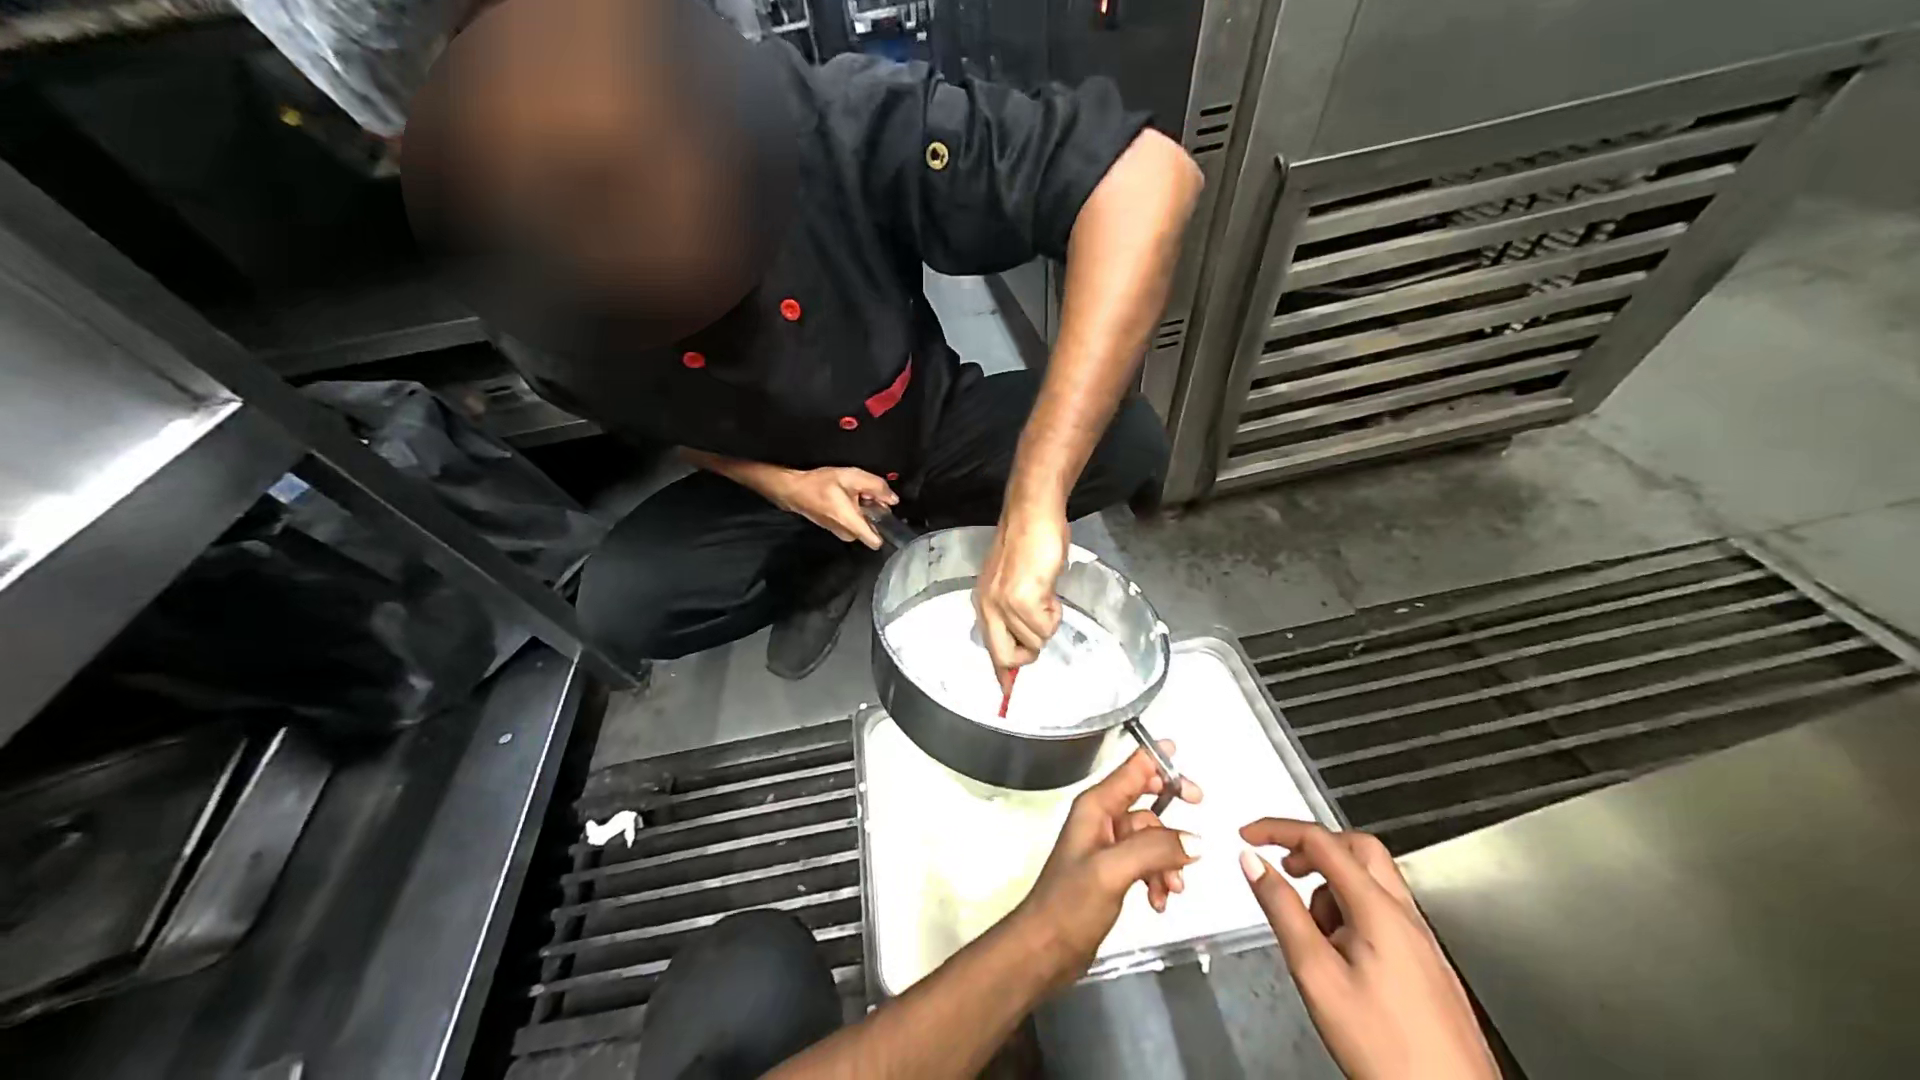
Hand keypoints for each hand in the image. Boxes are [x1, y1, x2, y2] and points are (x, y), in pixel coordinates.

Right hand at [764, 467, 897, 548]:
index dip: (886, 529)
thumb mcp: (852, 477)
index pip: (877, 543)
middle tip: (865, 496)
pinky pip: (853, 524)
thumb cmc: (821, 484)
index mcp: (852, 524)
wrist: (793, 490)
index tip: (885, 513)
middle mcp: (847, 534)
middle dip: (874, 514)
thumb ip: (877, 487)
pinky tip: (847, 498)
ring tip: (854, 495)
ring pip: (862, 525)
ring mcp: (840, 533)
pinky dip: (854, 512)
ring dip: (864, 511)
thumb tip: (893, 500)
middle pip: (872, 529)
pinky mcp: (834, 529)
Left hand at [972, 507, 1069, 691]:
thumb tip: (1028, 636)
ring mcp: (1004, 605)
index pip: (990, 648)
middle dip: (1028, 653)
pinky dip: (1054, 613)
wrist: (1032, 515)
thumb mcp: (1012, 581)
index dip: (1001, 673)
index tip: (1007, 691)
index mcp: (983, 603)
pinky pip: (1046, 627)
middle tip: (1041, 624)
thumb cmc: (1028, 542)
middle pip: (1006, 658)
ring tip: (1045, 593)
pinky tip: (1049, 589)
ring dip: (1047, 622)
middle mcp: (988, 607)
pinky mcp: (1023, 600)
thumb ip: (1013, 609)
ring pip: (1034, 641)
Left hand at [1009, 742, 1202, 987]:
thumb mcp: (1113, 870)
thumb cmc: (1070, 904)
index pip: (1130, 769)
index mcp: (1095, 807)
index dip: (1155, 758)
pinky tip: (1159, 900)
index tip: (1179, 750)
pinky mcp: (1112, 872)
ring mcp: (1106, 846)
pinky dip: (1158, 877)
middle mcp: (1101, 820)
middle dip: (1171, 808)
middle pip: (1144, 800)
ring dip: (1168, 858)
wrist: (1046, 946)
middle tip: (1197, 805)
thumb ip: (1154, 849)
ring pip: (1151, 837)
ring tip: (1172, 887)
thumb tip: (1195, 841)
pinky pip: (1147, 863)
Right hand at [1238, 820, 1496, 1079]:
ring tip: (1310, 932)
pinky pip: (1382, 913)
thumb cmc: (1388, 1051)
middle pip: (1356, 848)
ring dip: (1330, 887)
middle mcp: (1406, 917)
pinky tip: (1338, 956)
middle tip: (1282, 865)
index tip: (1249, 835)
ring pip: (1370, 882)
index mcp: (1378, 910)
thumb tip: (1254, 864)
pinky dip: (1349, 913)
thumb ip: (1282, 910)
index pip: (1320, 842)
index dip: (1277, 830)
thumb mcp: (1316, 973)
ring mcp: (1422, 940)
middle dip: (1312, 848)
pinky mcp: (1427, 963)